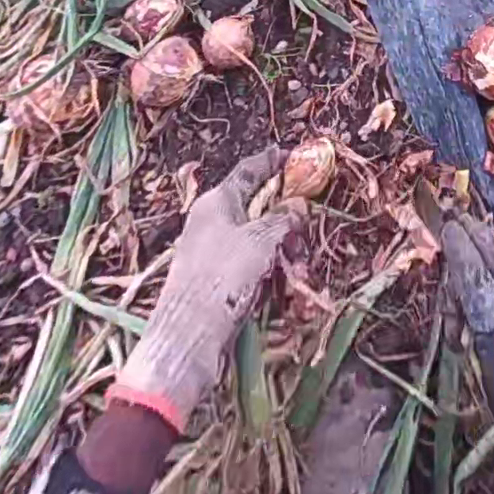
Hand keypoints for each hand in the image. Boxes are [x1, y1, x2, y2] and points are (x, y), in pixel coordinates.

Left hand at [111, 146, 301, 431]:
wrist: (188, 337)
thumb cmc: (223, 276)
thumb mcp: (261, 239)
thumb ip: (285, 217)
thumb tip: (300, 205)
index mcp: (217, 200)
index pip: (249, 170)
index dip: (272, 161)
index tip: (293, 155)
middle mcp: (213, 220)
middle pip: (258, 208)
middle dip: (287, 221)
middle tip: (305, 234)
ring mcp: (213, 250)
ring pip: (259, 240)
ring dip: (283, 252)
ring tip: (297, 272)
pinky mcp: (216, 279)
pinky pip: (251, 265)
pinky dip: (269, 271)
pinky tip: (282, 287)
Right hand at [442, 217, 493, 493]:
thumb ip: (475, 286)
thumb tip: (455, 233)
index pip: (486, 241)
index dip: (460, 228)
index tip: (433, 216)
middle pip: (475, 262)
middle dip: (455, 281)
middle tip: (449, 315)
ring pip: (471, 288)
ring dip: (455, 306)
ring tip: (455, 338)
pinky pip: (476, 312)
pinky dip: (463, 323)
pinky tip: (460, 345)